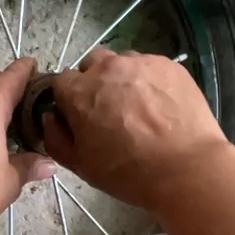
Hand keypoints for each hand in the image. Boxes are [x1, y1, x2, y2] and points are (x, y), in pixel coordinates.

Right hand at [44, 48, 232, 212]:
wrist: (184, 168)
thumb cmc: (127, 172)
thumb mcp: (81, 165)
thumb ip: (56, 138)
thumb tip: (50, 118)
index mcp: (80, 92)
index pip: (60, 82)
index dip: (66, 100)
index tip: (75, 117)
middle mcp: (108, 68)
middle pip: (91, 65)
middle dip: (92, 83)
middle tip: (105, 112)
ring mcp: (141, 62)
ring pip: (121, 63)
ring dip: (120, 79)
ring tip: (133, 108)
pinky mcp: (169, 64)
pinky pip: (149, 67)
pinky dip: (147, 82)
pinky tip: (156, 107)